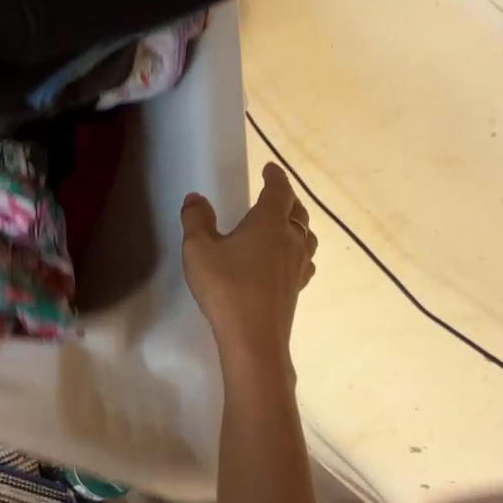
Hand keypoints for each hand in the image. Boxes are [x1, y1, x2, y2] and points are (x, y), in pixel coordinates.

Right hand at [181, 163, 317, 373]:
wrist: (253, 335)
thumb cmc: (225, 286)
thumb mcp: (198, 249)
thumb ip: (196, 220)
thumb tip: (196, 198)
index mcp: (268, 224)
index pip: (278, 192)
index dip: (275, 178)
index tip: (270, 168)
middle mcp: (291, 239)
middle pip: (298, 212)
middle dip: (288, 198)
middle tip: (276, 191)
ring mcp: (298, 264)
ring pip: (306, 234)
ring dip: (297, 222)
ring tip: (285, 221)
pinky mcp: (298, 286)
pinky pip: (305, 258)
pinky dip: (298, 248)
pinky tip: (289, 257)